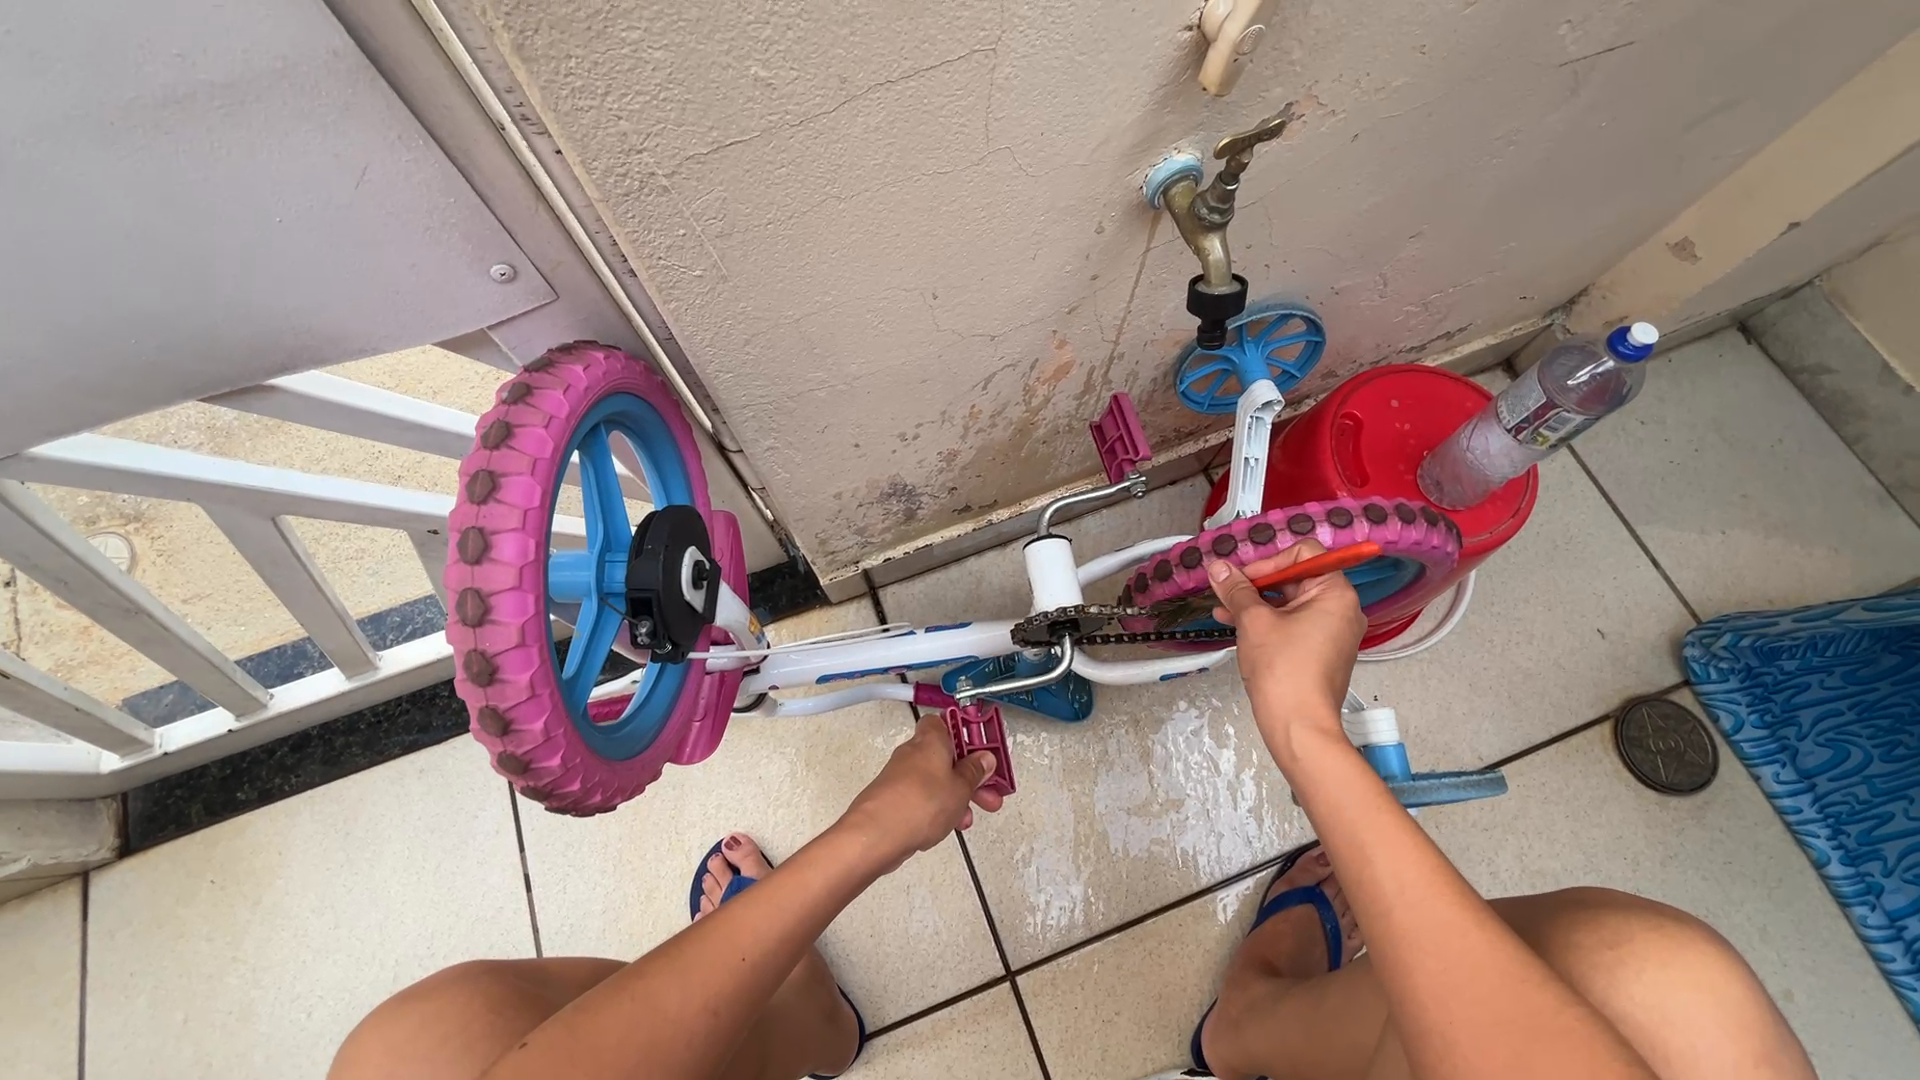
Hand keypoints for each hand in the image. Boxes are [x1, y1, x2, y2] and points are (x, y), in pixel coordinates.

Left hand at [839, 713, 1003, 869]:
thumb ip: (975, 772)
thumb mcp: (961, 788)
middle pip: (948, 755)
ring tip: (970, 817)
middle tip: (990, 790)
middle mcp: (914, 752)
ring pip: (937, 778)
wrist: (876, 835)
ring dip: (957, 795)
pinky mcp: (895, 797)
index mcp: (931, 739)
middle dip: (971, 774)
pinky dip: (939, 807)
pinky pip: (924, 796)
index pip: (948, 721)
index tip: (986, 750)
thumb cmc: (919, 804)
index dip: (969, 733)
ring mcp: (902, 775)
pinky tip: (949, 825)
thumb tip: (983, 759)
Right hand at [1207, 540, 1367, 744]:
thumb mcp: (1253, 621)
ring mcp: (1331, 632)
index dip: (1268, 561)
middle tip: (1227, 590)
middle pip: (1295, 578)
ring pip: (1289, 603)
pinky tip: (1234, 624)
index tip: (1241, 576)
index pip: (1304, 554)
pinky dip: (1265, 621)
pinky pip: (1291, 624)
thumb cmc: (1284, 670)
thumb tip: (1219, 568)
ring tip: (1223, 607)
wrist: (1297, 723)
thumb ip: (1236, 589)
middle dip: (1257, 583)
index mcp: (1335, 593)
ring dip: (1255, 602)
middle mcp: (1341, 609)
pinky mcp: (1319, 651)